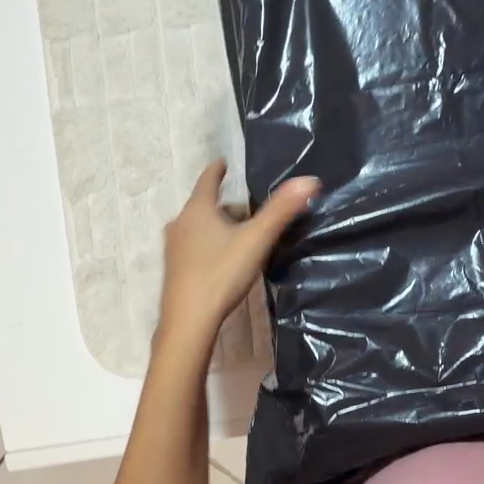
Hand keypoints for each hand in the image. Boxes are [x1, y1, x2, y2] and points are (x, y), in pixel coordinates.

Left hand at [158, 160, 317, 350]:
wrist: (188, 320)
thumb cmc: (221, 273)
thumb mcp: (257, 240)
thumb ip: (281, 210)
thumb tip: (309, 181)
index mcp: (197, 210)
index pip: (208, 180)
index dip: (218, 170)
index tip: (224, 163)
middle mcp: (180, 223)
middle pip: (205, 206)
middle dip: (226, 205)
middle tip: (249, 210)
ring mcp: (173, 248)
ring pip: (199, 228)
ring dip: (217, 227)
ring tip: (240, 235)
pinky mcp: (174, 270)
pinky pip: (194, 247)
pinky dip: (210, 245)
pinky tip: (224, 260)